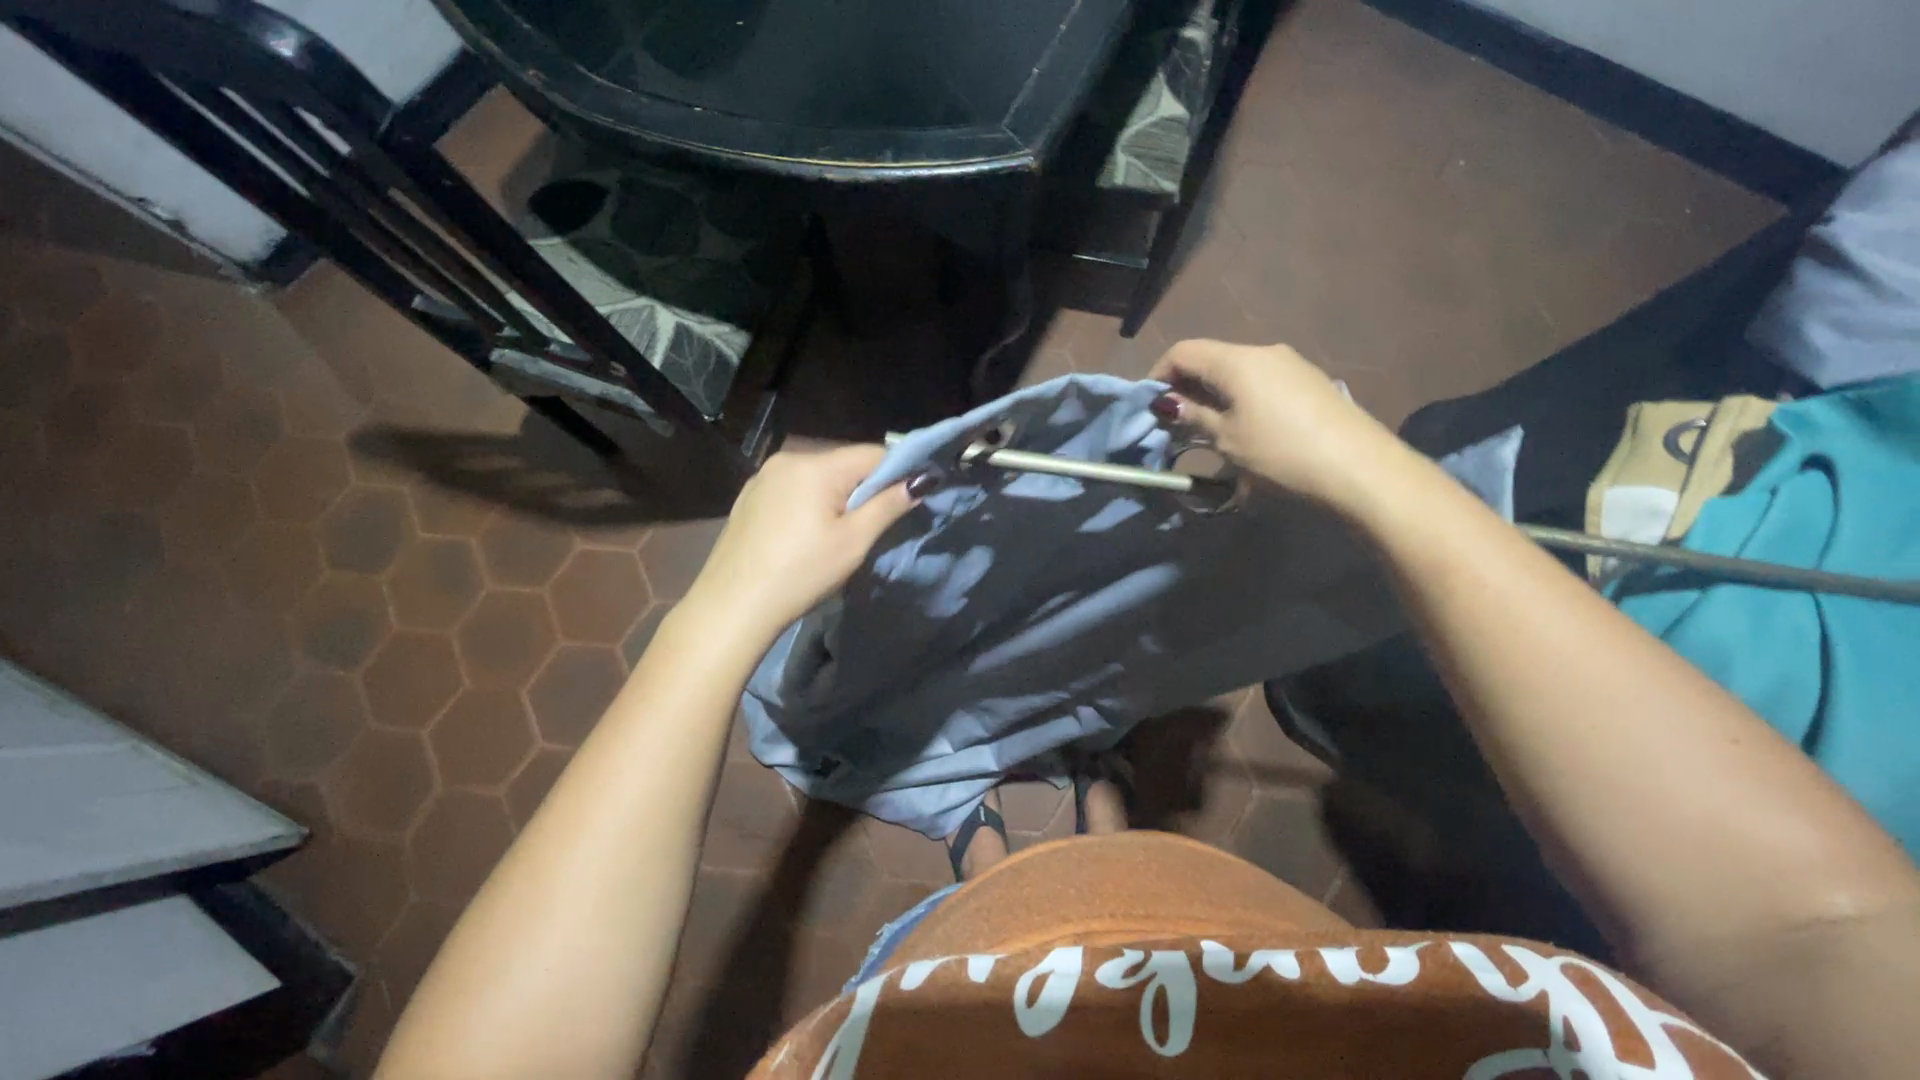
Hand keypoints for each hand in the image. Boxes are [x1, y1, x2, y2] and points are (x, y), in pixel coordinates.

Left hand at [679, 445, 924, 642]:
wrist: (733, 606)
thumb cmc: (801, 573)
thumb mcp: (853, 542)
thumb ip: (888, 505)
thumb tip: (921, 480)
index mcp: (816, 466)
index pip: (873, 453)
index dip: (899, 471)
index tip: (914, 496)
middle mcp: (788, 459)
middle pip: (844, 464)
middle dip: (865, 486)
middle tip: (876, 524)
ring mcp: (763, 477)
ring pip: (818, 477)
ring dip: (836, 496)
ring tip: (840, 533)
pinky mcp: (749, 497)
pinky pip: (793, 490)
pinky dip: (809, 503)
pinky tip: (806, 535)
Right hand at [1148, 339, 1409, 510]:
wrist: (1361, 469)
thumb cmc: (1281, 453)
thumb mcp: (1228, 440)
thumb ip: (1194, 417)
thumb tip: (1167, 403)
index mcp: (1237, 360)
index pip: (1183, 351)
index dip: (1158, 375)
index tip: (1149, 408)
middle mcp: (1264, 351)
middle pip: (1212, 359)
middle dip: (1187, 387)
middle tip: (1175, 425)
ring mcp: (1292, 365)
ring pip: (1238, 373)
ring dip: (1215, 396)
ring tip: (1209, 432)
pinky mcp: (1310, 383)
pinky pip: (1262, 383)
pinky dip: (1241, 400)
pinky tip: (1246, 430)